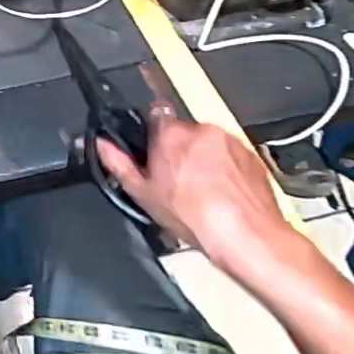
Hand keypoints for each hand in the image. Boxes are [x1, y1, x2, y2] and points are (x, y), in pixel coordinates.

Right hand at [95, 108, 299, 280]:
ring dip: (203, 158)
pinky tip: (220, 193)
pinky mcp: (251, 154)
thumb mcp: (142, 193)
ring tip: (201, 190)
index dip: (152, 137)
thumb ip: (118, 163)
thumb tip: (103, 146)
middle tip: (176, 178)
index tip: (154, 153)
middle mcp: (201, 131)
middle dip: (179, 149)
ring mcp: (229, 141)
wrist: (244, 236)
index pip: (155, 116)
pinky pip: (231, 155)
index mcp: (170, 134)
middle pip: (182, 131)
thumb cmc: (196, 217)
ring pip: (208, 143)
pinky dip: (225, 168)